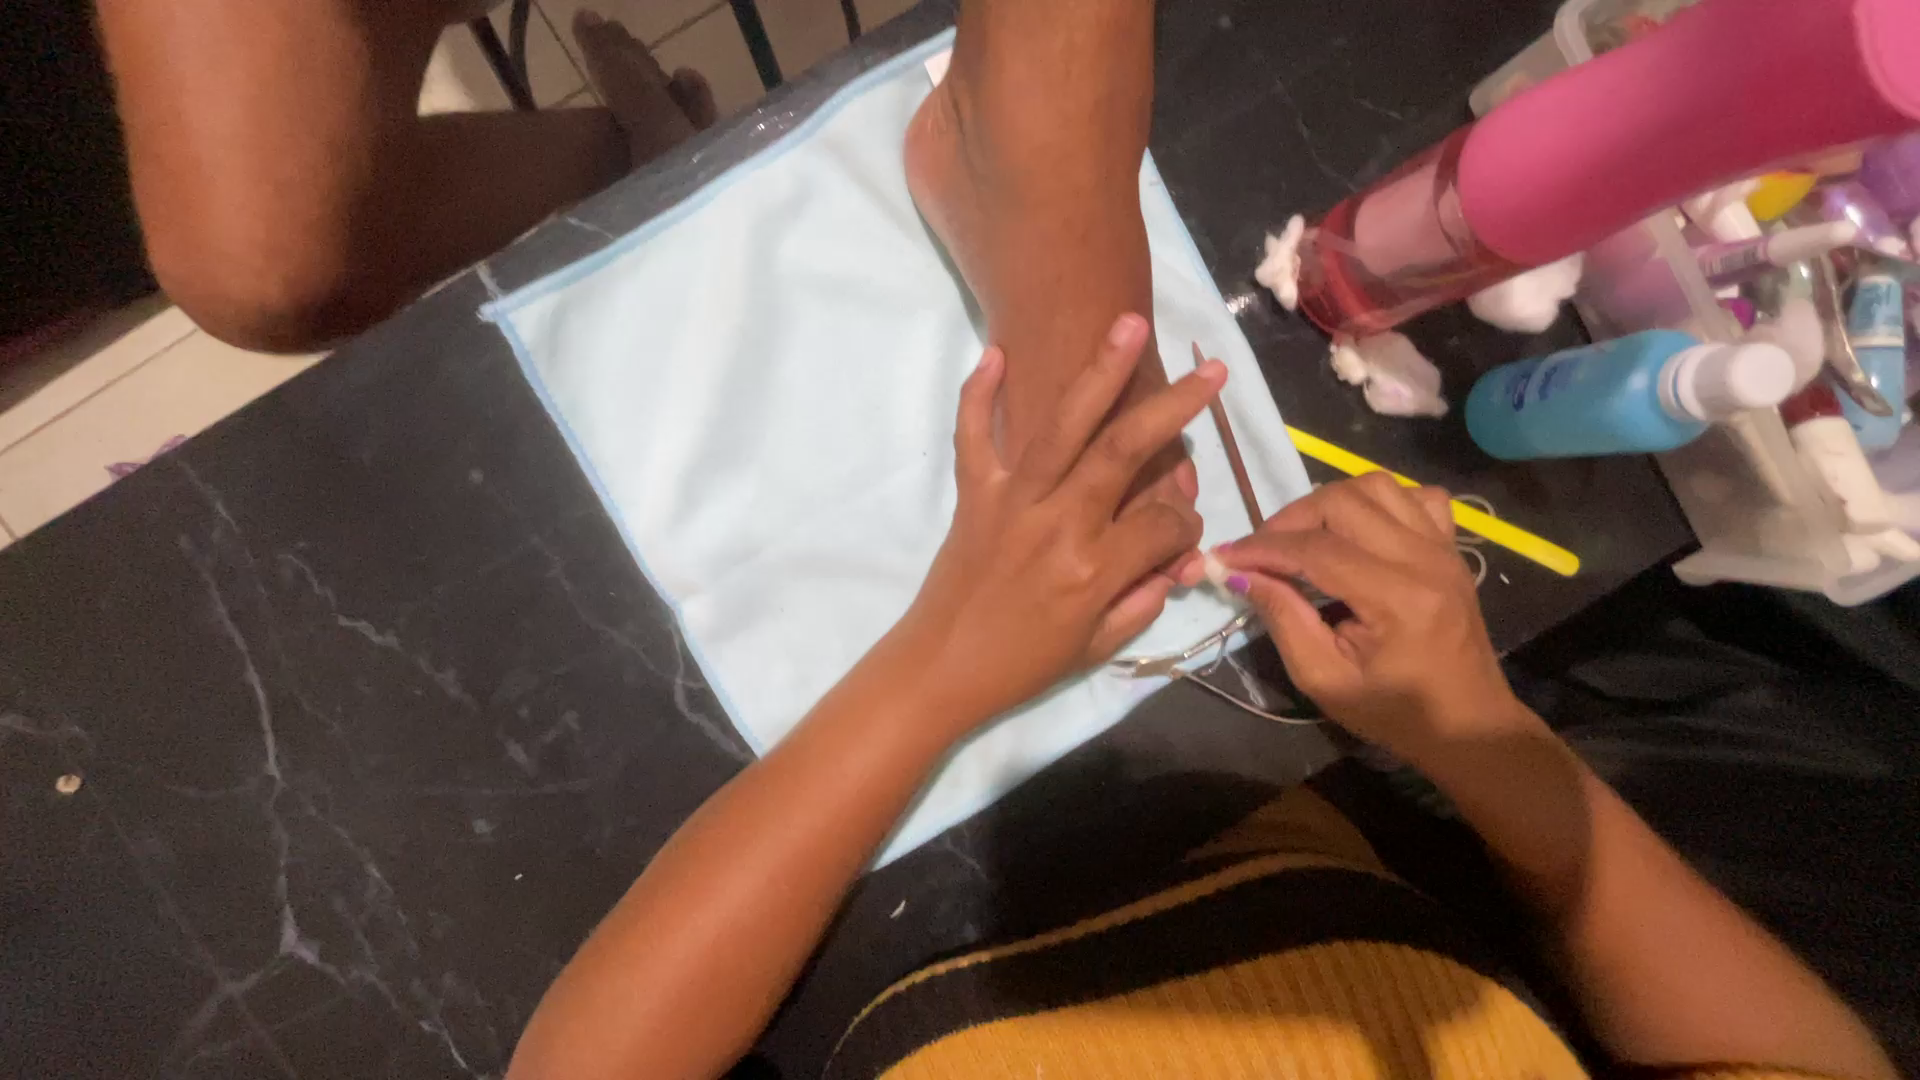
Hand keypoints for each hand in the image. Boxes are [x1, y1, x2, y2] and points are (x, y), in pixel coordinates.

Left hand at [897, 313, 1221, 724]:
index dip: (1186, 523)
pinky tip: (994, 354)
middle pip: (1126, 451)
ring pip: (1062, 428)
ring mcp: (1012, 502)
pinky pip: (973, 438)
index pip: (1165, 522)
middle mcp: (1060, 524)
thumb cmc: (1021, 666)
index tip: (1180, 529)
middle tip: (1210, 372)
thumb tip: (1174, 561)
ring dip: (1098, 373)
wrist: (939, 668)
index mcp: (1097, 569)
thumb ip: (1142, 600)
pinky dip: (977, 396)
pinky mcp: (973, 495)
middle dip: (1174, 408)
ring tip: (1127, 324)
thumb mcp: (1096, 647)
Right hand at [1216, 474, 1531, 759]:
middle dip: (1289, 520)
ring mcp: (1444, 548)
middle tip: (1261, 552)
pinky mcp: (1451, 547)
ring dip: (1327, 503)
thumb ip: (1282, 618)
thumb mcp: (1322, 678)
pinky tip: (1358, 530)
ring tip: (1302, 537)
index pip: (1315, 550)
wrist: (1469, 725)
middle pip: (1342, 502)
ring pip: (1375, 486)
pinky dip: (1378, 502)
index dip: (1261, 549)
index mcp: (1396, 598)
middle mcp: (1424, 559)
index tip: (1223, 558)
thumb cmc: (1392, 711)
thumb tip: (1239, 574)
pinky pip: (1415, 497)